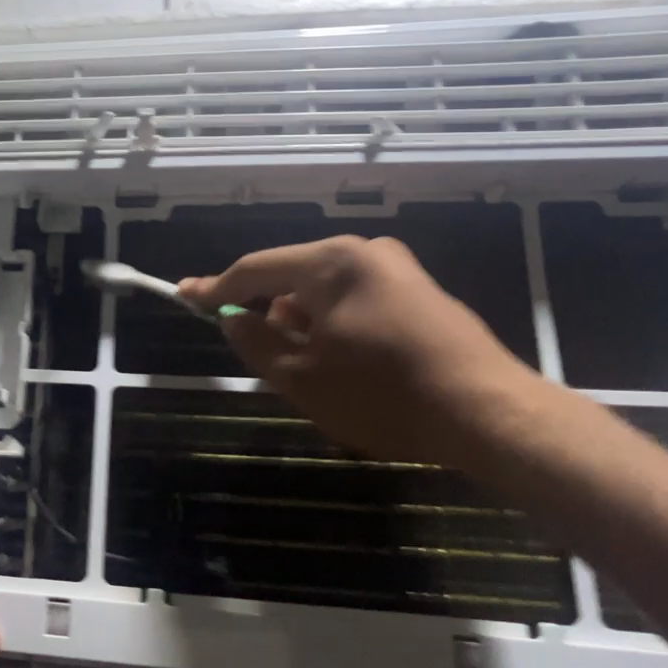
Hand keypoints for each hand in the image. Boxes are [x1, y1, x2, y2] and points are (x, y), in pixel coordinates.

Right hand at [177, 236, 539, 464]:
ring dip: (303, 325)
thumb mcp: (300, 377)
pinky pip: (356, 304)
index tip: (182, 296)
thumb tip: (232, 319)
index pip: (254, 269)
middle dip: (267, 312)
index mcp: (331, 262)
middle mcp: (365, 253)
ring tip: (305, 371)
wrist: (485, 413)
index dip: (214, 288)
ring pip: (325, 294)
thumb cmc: (380, 393)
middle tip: (253, 351)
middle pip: (292, 278)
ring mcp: (399, 272)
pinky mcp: (422, 296)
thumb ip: (255, 342)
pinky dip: (334, 328)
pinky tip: (342, 367)